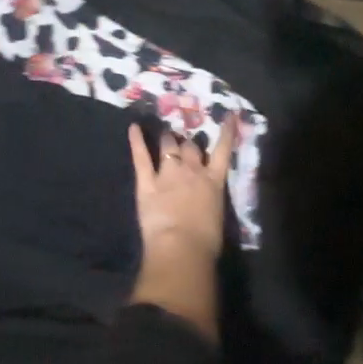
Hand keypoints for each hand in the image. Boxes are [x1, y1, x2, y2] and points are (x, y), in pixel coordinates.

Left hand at [127, 116, 236, 262]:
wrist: (181, 247)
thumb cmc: (206, 241)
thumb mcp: (217, 217)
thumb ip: (211, 203)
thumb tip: (205, 206)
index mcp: (214, 181)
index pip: (223, 149)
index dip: (226, 132)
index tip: (228, 116)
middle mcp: (192, 171)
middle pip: (191, 147)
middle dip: (188, 143)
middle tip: (184, 144)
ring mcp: (168, 174)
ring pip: (168, 147)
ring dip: (167, 140)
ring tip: (166, 136)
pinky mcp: (147, 182)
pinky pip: (141, 157)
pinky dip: (136, 141)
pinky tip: (133, 127)